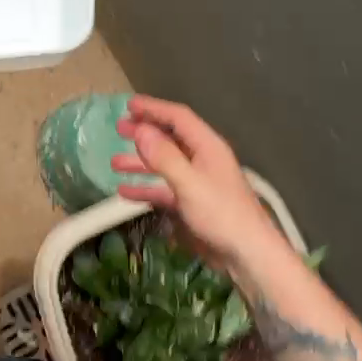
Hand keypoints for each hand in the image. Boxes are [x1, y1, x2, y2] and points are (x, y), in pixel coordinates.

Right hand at [111, 96, 286, 269]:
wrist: (246, 254)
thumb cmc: (222, 214)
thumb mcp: (189, 183)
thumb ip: (164, 157)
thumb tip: (141, 131)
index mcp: (207, 148)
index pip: (179, 118)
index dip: (154, 109)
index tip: (128, 105)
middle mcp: (202, 160)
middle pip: (170, 139)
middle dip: (145, 133)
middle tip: (119, 129)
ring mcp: (197, 182)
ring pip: (164, 165)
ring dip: (141, 162)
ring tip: (115, 162)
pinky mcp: (192, 204)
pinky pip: (164, 190)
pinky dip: (145, 189)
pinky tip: (125, 193)